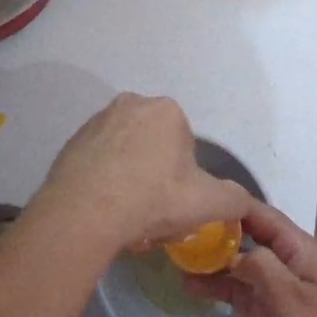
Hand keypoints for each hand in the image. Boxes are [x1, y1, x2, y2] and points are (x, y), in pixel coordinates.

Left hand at [33, 93, 254, 249]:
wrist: (84, 213)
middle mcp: (132, 103)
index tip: (173, 201)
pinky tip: (102, 205)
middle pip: (155, 144)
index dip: (183, 177)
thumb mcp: (207, 204)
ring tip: (125, 210)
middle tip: (151, 208)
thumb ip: (234, 199)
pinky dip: (103, 178)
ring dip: (129, 174)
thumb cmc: (152, 200)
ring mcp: (98, 119)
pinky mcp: (73, 139)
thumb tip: (243, 201)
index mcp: (168, 110)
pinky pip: (98, 159)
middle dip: (156, 172)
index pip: (185, 145)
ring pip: (126, 151)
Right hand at [184, 200, 316, 316]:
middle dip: (216, 232)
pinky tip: (194, 288)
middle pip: (247, 237)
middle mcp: (285, 261)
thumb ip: (259, 267)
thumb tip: (230, 251)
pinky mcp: (270, 313)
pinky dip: (220, 288)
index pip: (259, 214)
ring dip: (213, 262)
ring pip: (240, 265)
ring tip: (178, 260)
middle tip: (177, 231)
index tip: (195, 199)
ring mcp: (278, 288)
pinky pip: (241, 292)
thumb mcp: (290, 298)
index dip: (230, 204)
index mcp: (297, 248)